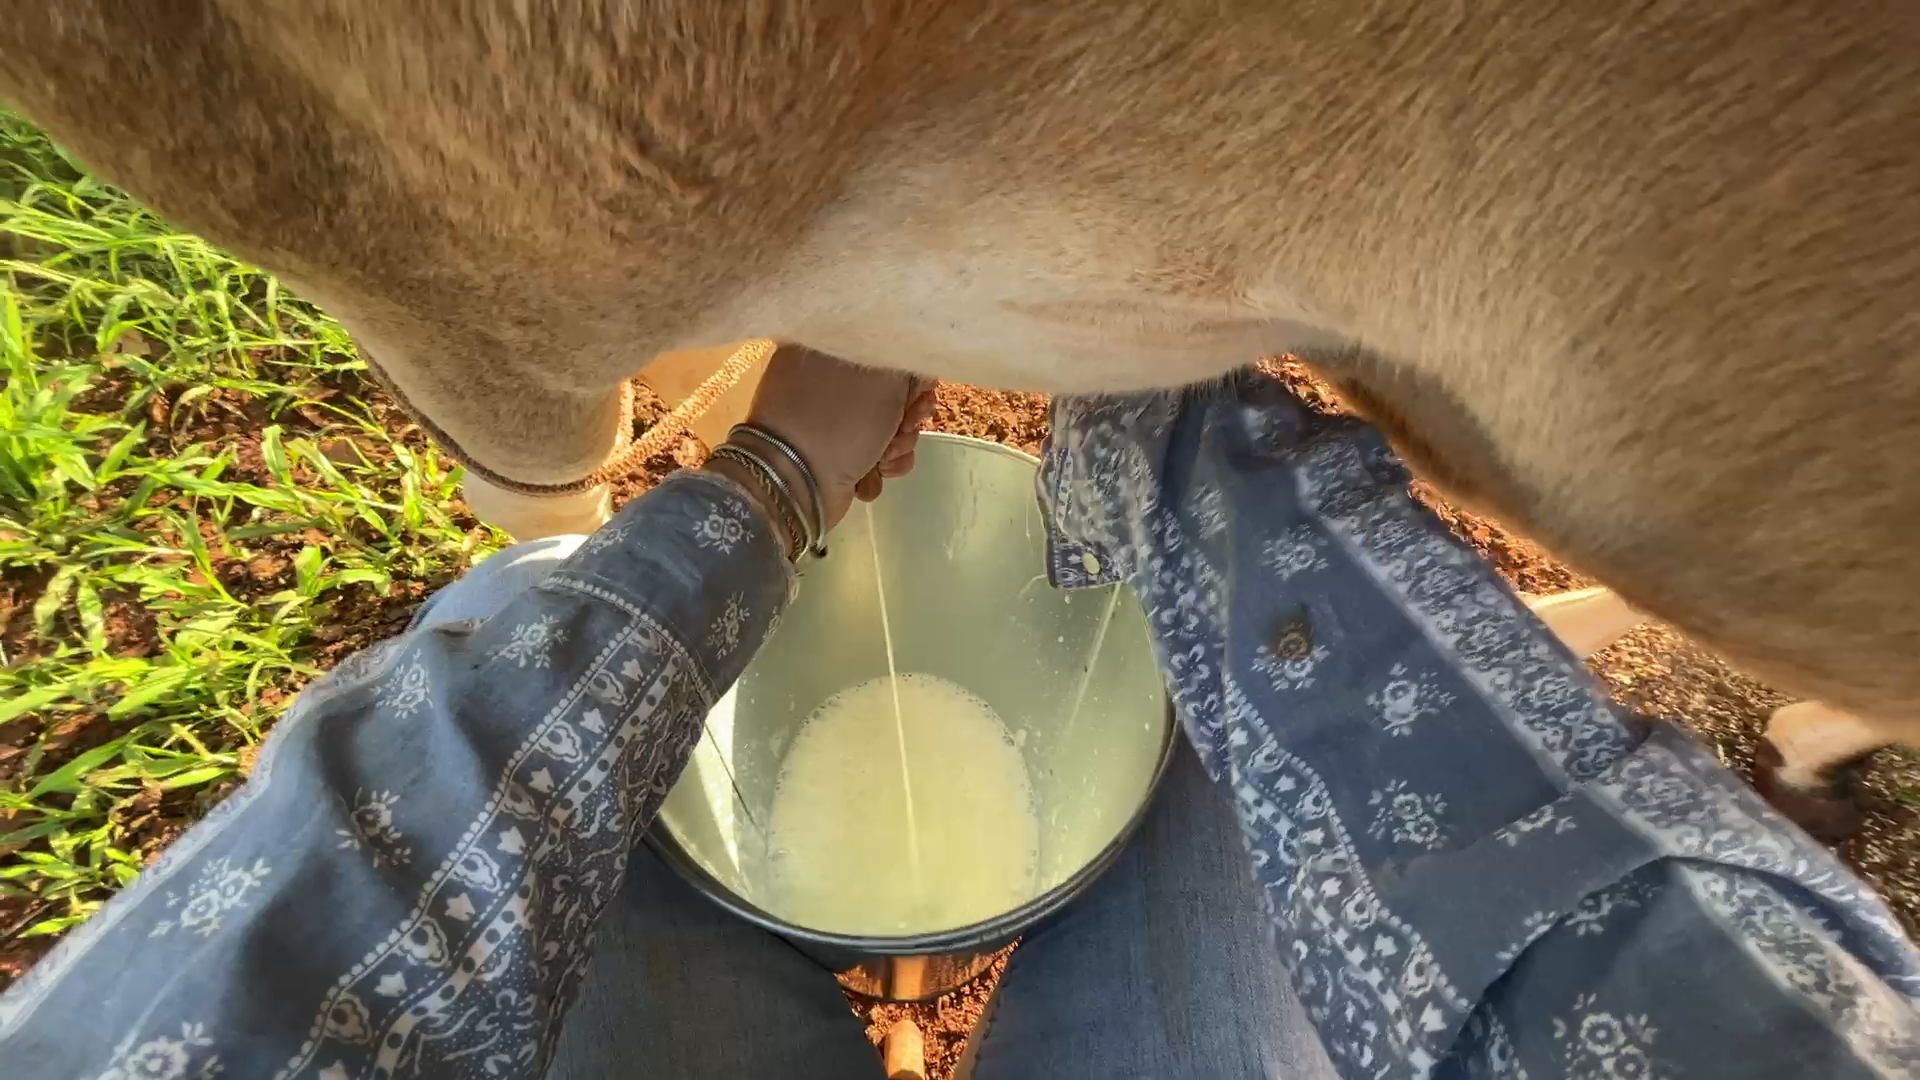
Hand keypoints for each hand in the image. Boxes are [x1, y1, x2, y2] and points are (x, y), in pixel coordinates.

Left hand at [723, 344, 936, 533]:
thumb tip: (919, 373)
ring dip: (897, 445)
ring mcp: (830, 419)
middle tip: (905, 426)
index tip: (919, 395)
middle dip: (908, 416)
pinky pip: (875, 453)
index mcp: (829, 348)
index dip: (912, 377)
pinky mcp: (835, 453)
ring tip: (883, 456)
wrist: (798, 481)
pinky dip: (881, 466)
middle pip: (893, 392)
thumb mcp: (886, 379)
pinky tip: (873, 472)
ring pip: (889, 426)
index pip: (889, 354)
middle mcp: (827, 380)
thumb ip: (909, 366)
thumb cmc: (842, 420)